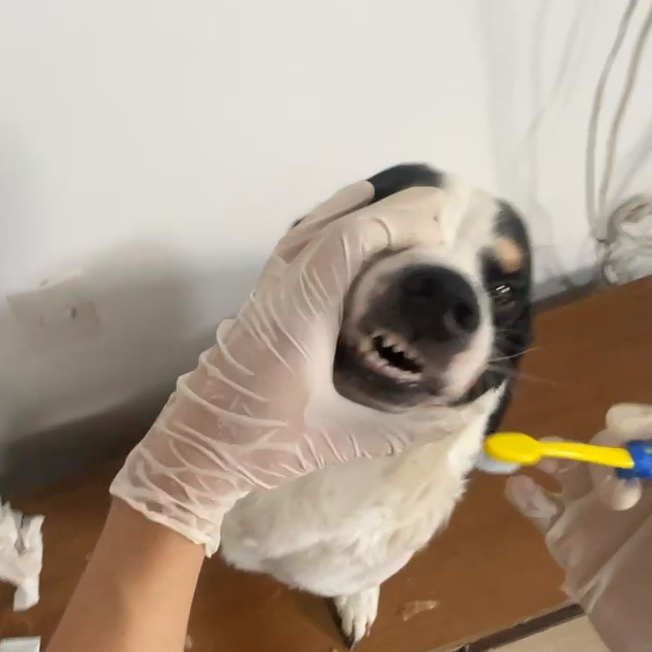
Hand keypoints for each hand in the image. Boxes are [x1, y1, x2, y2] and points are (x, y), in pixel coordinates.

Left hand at [111, 179, 462, 548]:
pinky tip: (338, 233)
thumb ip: (400, 431)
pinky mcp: (254, 307)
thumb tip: (456, 418)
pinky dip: (320, 230)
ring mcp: (261, 297)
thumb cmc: (259, 445)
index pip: (345, 244)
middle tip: (434, 208)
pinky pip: (290, 251)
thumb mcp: (337, 440)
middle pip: (328, 228)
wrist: (194, 450)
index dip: (394, 223)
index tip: (436, 228)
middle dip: (384, 211)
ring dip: (346, 212)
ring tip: (387, 200)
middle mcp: (277, 295)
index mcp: (298, 318)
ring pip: (303, 234)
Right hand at [504, 404, 651, 651]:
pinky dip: (525, 494)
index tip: (621, 425)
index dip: (644, 422)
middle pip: (615, 447)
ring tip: (543, 464)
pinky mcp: (573, 548)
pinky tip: (520, 489)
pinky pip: (542, 511)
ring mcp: (604, 520)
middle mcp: (648, 493)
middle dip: (606, 454)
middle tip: (617, 496)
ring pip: (572, 471)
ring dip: (558, 458)